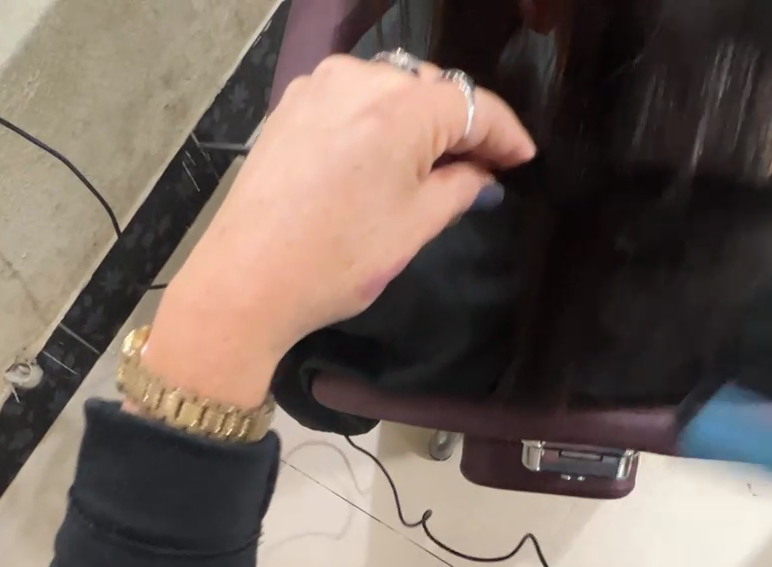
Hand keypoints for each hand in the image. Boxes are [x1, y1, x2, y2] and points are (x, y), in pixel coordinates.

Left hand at [145, 55, 536, 407]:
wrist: (247, 281)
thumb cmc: (336, 262)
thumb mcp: (412, 229)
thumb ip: (458, 189)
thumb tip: (483, 174)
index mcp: (399, 108)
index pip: (473, 105)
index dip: (506, 133)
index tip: (524, 158)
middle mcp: (359, 79)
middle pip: (431, 91)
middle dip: (461, 128)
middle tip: (481, 169)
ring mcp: (318, 88)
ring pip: (389, 92)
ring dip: (417, 124)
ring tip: (430, 168)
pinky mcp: (291, 107)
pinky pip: (352, 102)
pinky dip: (377, 124)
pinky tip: (382, 160)